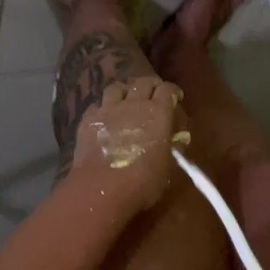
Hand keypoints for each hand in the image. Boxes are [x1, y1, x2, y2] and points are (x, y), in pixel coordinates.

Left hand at [68, 77, 187, 214]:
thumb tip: (179, 137)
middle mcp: (133, 104)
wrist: (102, 187)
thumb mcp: (168, 169)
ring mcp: (108, 108)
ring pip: (117, 88)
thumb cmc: (143, 181)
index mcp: (157, 113)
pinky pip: (97, 105)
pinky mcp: (90, 118)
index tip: (176, 97)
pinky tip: (104, 118)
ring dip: (125, 92)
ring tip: (127, 101)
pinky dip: (103, 108)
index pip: (167, 89)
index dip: (173, 91)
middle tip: (154, 95)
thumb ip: (174, 148)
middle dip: (151, 85)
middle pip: (143, 82)